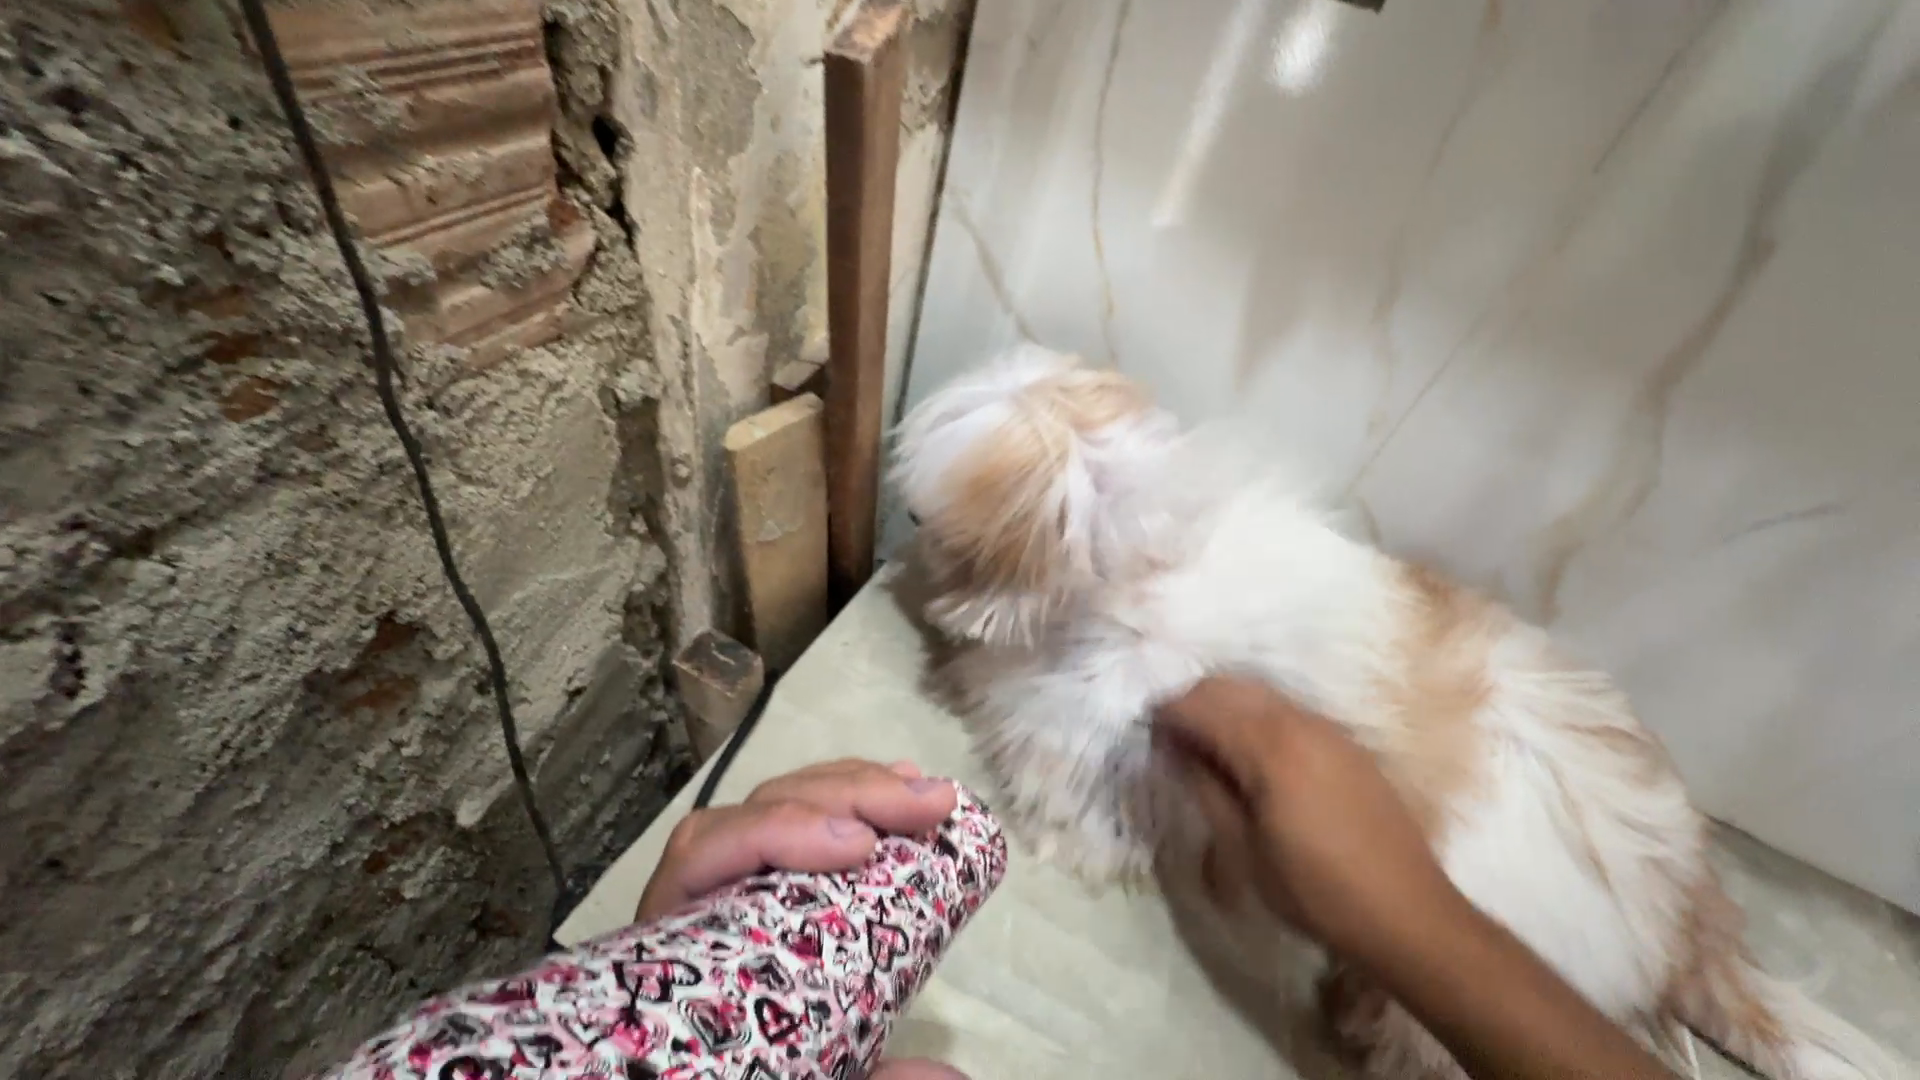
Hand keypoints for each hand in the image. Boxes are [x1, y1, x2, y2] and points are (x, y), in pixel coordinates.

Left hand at [634, 759, 969, 1079]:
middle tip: (927, 804)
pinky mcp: (778, 860)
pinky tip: (898, 779)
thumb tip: (956, 1076)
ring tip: (923, 790)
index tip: (861, 846)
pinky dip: (855, 788)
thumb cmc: (740, 1063)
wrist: (714, 1063)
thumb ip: (866, 1078)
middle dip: (849, 795)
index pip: (704, 853)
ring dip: (859, 784)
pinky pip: (809, 805)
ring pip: (787, 795)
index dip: (779, 833)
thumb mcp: (797, 1079)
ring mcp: (741, 866)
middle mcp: (703, 887)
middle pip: (762, 808)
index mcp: (681, 937)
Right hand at [1153, 676, 1468, 965]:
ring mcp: (1327, 729)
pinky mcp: (1346, 744)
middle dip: (1193, 702)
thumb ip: (1205, 788)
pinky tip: (1250, 753)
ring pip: (1259, 694)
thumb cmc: (1314, 890)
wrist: (1408, 915)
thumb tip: (1177, 750)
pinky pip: (1287, 710)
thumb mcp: (1243, 848)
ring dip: (1224, 706)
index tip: (1147, 730)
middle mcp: (1299, 723)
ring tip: (1206, 743)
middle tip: (1172, 735)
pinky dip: (1255, 716)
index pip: (1201, 707)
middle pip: (1229, 687)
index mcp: (1269, 748)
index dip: (1167, 714)